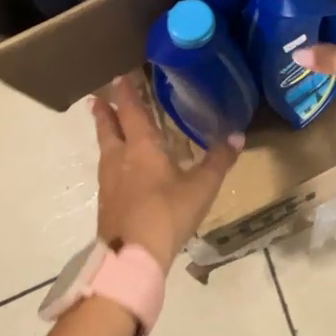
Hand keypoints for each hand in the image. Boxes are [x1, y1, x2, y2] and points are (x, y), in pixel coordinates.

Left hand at [88, 74, 240, 267]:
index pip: (131, 111)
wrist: (131, 259)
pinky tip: (118, 167)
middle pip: (108, 128)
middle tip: (97, 98)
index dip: (125, 93)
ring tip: (106, 126)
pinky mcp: (107, 203)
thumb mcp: (201, 187)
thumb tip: (238, 134)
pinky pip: (107, 170)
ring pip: (104, 149)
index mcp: (141, 147)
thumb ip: (219, 160)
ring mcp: (109, 182)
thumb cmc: (166, 214)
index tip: (119, 76)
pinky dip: (110, 157)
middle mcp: (120, 158)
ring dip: (105, 133)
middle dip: (104, 112)